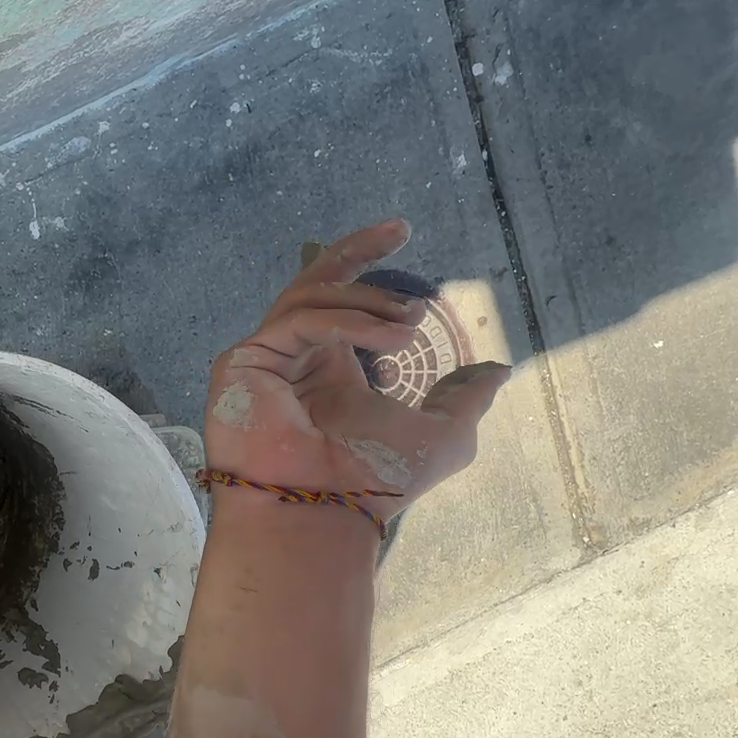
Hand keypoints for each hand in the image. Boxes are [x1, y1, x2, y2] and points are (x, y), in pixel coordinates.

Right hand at [203, 218, 510, 518]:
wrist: (320, 506)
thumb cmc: (372, 478)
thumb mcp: (441, 434)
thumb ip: (462, 397)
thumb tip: (494, 368)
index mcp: (329, 373)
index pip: (337, 307)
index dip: (364, 269)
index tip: (403, 237)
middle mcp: (294, 360)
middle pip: (312, 286)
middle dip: (353, 253)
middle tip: (399, 231)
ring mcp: (265, 359)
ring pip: (308, 298)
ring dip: (366, 301)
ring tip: (409, 323)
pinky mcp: (244, 361)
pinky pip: (297, 321)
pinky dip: (346, 320)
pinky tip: (389, 336)